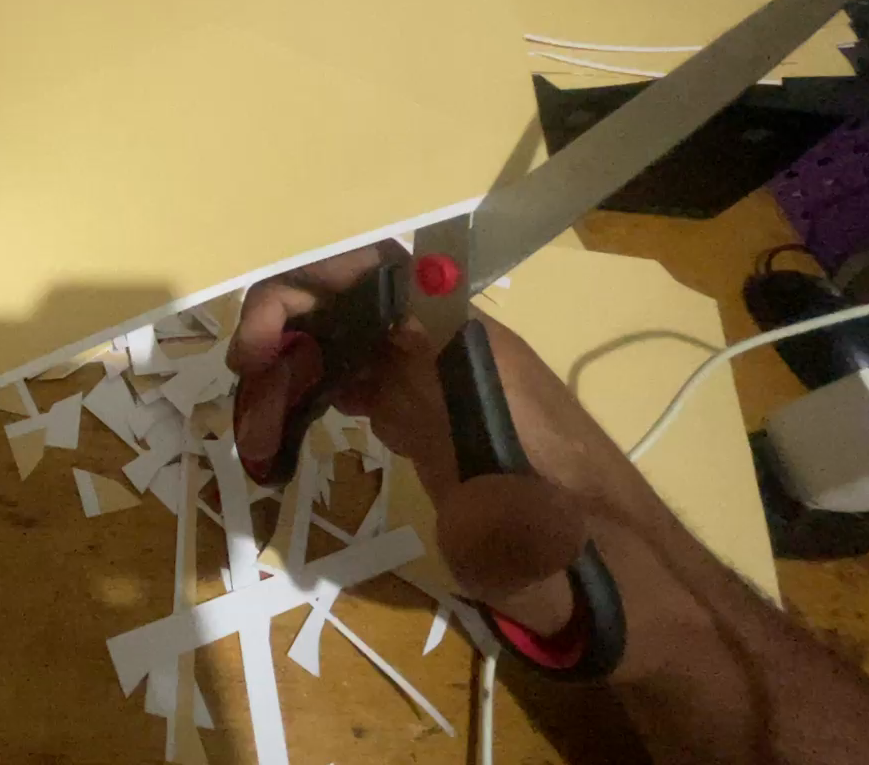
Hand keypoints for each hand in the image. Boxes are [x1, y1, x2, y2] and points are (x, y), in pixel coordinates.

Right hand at [228, 242, 628, 616]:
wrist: (622, 594)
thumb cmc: (570, 554)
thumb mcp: (506, 501)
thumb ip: (452, 433)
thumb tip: (390, 363)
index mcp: (459, 346)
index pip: (372, 273)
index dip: (305, 289)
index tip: (259, 346)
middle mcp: (439, 348)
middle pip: (343, 305)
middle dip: (280, 335)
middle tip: (246, 396)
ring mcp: (430, 382)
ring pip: (341, 344)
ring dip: (289, 372)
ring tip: (259, 431)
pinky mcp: (424, 417)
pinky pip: (355, 380)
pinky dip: (314, 395)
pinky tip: (293, 429)